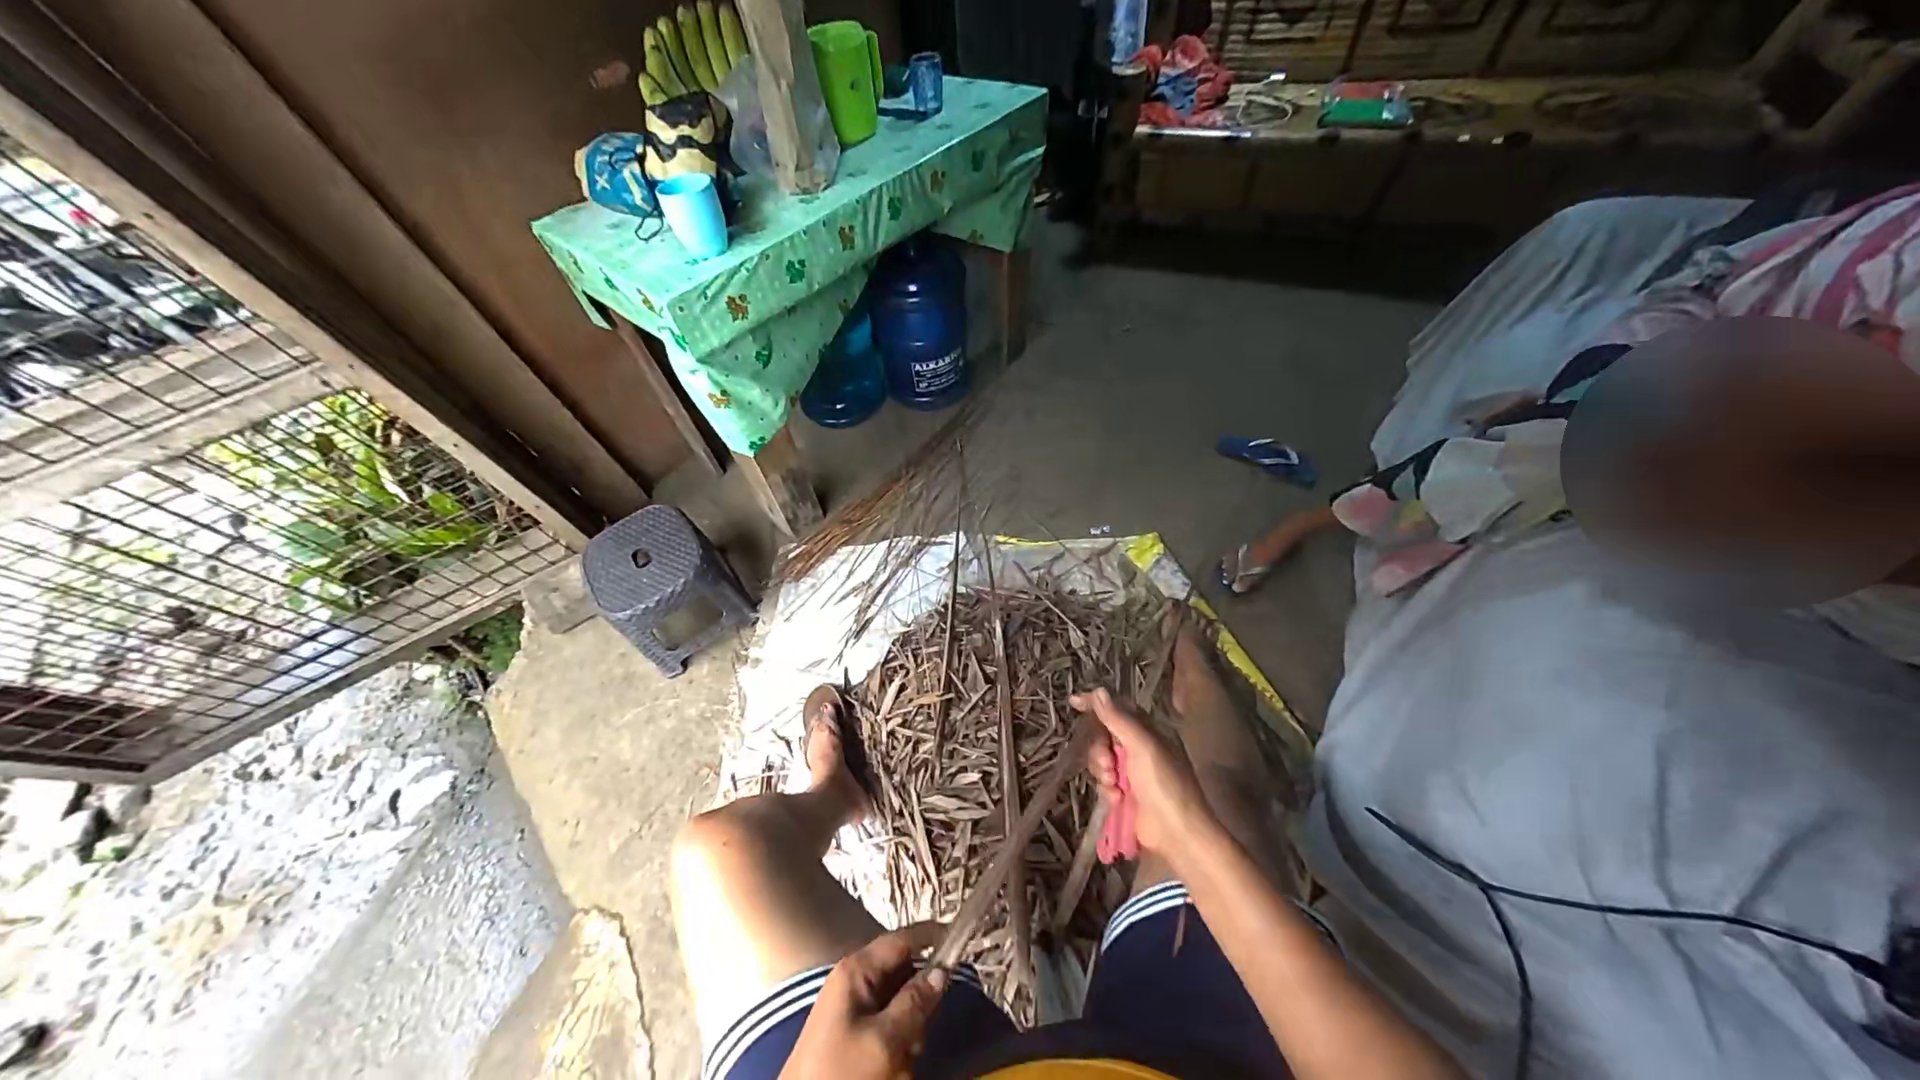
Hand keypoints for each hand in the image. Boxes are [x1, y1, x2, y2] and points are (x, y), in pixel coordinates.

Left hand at [778, 922, 949, 1079]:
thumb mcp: (883, 1042)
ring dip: (909, 1030)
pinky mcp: (854, 1030)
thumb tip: (942, 971)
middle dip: (919, 1002)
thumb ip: (915, 1004)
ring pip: (901, 1002)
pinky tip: (893, 1067)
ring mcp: (854, 1005)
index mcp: (857, 969)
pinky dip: (898, 1044)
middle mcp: (856, 978)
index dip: (934, 937)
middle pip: (906, 972)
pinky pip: (890, 1025)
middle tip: (915, 1035)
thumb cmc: (840, 1074)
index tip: (963, 944)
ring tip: (899, 1059)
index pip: (904, 938)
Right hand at [1071, 687, 1218, 861]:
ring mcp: (1132, 773)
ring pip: (1101, 761)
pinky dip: (1108, 790)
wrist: (1176, 834)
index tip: (1074, 702)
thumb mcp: (1142, 747)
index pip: (1118, 710)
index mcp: (1149, 732)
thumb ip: (1119, 720)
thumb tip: (1098, 691)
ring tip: (1114, 786)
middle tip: (1108, 763)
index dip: (1096, 705)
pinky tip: (1117, 799)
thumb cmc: (1164, 784)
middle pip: (1104, 737)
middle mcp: (1139, 749)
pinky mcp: (1125, 795)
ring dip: (1102, 772)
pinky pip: (1104, 783)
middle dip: (1100, 750)